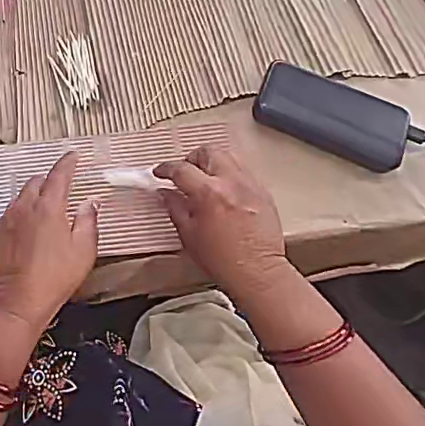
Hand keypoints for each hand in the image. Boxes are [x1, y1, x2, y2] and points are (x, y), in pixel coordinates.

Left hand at [0, 151, 98, 326]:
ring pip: (22, 198)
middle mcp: (25, 208)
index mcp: (49, 207)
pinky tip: (29, 233)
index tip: (72, 157)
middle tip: (61, 192)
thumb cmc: (53, 279)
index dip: (68, 163)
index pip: (60, 174)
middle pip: (37, 182)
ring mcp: (8, 220)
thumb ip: (88, 221)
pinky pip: (10, 215)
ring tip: (46, 216)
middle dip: (50, 182)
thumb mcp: (83, 250)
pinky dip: (21, 216)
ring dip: (34, 199)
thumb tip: (90, 205)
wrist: (19, 302)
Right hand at [152, 145, 290, 298]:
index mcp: (209, 193)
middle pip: (208, 152)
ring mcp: (249, 186)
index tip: (161, 172)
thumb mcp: (189, 235)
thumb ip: (175, 208)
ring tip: (206, 177)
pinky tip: (225, 189)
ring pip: (228, 156)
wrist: (257, 273)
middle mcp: (231, 183)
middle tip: (185, 171)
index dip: (166, 169)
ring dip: (213, 162)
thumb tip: (166, 194)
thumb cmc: (225, 261)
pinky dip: (231, 174)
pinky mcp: (263, 192)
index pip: (181, 169)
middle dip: (192, 158)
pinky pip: (244, 172)